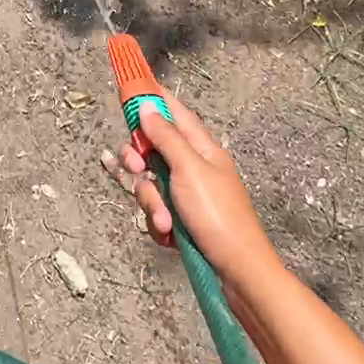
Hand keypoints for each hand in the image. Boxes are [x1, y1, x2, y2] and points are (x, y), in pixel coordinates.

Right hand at [109, 92, 280, 282]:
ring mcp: (186, 194)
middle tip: (137, 168)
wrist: (237, 272)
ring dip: (149, 201)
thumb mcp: (188, 169)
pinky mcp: (180, 218)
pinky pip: (154, 209)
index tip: (125, 90)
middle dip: (138, 160)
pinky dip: (157, 221)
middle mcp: (192, 167)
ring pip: (148, 182)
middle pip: (150, 147)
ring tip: (164, 219)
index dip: (150, 99)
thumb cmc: (218, 216)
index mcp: (201, 148)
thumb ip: (165, 136)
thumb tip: (147, 104)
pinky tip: (168, 234)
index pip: (172, 111)